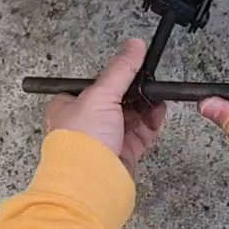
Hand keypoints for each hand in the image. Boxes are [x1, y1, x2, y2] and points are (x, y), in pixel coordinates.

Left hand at [44, 38, 168, 171]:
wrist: (90, 183)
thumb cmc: (82, 142)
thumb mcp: (101, 94)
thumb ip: (121, 69)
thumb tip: (135, 45)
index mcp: (69, 107)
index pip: (95, 86)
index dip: (115, 79)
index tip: (135, 69)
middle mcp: (85, 125)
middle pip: (115, 103)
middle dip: (135, 94)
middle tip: (151, 84)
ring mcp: (104, 141)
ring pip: (130, 119)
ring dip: (146, 108)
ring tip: (159, 98)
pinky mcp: (121, 156)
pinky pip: (139, 136)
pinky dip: (151, 125)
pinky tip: (159, 115)